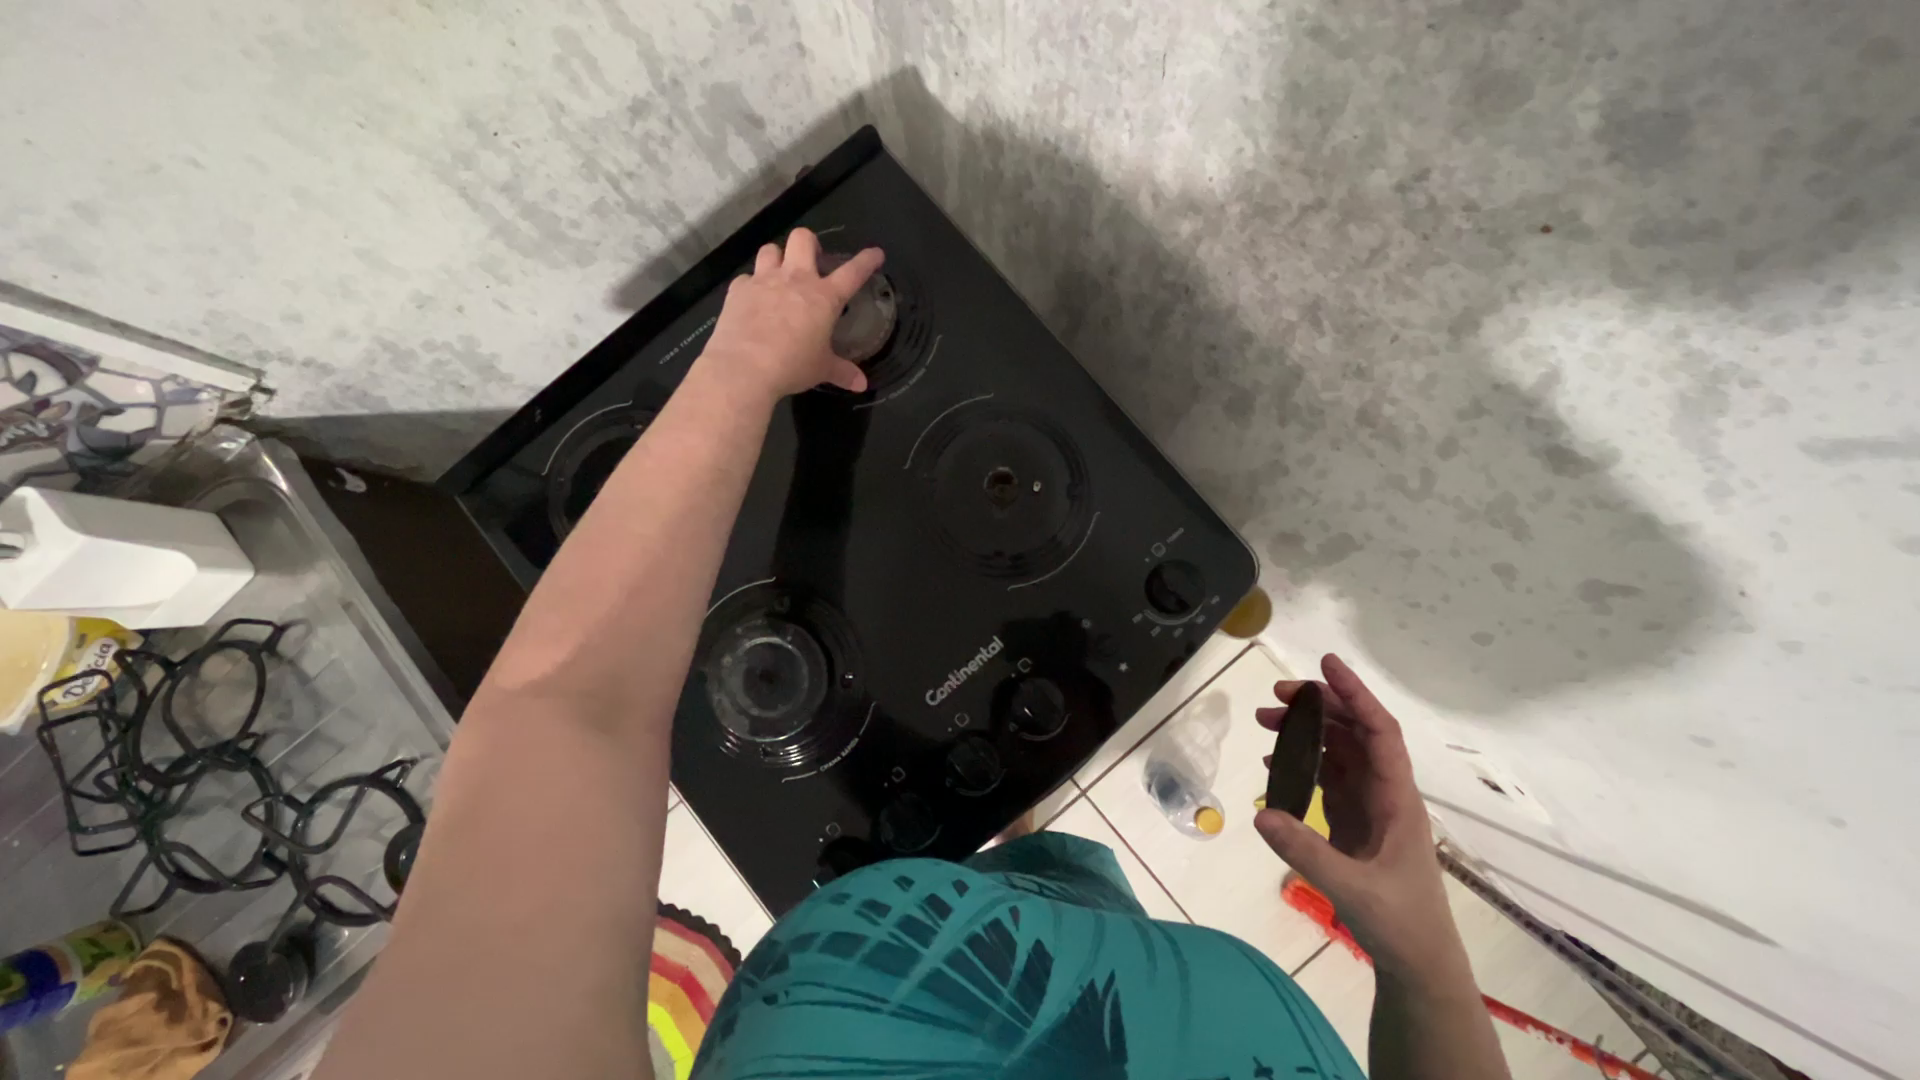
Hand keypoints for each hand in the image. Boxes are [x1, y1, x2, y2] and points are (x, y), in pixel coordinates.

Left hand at [697, 227, 883, 399]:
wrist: (744, 367)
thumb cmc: (792, 366)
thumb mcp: (821, 369)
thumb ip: (842, 372)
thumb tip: (861, 385)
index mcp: (823, 297)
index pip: (852, 272)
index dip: (866, 261)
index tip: (875, 254)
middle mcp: (794, 279)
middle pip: (803, 239)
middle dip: (810, 243)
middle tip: (811, 260)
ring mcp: (764, 281)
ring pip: (770, 249)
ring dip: (778, 258)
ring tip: (779, 275)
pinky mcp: (738, 290)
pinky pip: (746, 278)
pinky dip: (751, 286)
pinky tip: (752, 300)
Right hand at [1253, 654, 1462, 980]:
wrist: (1418, 962)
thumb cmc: (1400, 923)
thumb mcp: (1353, 890)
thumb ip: (1306, 852)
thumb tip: (1259, 814)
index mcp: (1397, 799)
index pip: (1379, 731)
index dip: (1355, 694)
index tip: (1325, 664)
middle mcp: (1385, 793)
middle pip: (1355, 732)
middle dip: (1319, 706)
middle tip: (1275, 696)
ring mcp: (1369, 807)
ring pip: (1340, 751)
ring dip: (1306, 731)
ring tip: (1265, 722)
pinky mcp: (1354, 823)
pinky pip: (1328, 777)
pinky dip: (1302, 761)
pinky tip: (1274, 762)